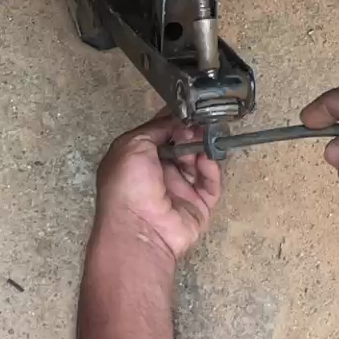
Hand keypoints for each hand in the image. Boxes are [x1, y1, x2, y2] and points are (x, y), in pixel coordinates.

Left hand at [93, 113, 222, 263]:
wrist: (139, 228)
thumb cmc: (126, 187)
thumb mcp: (132, 145)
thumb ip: (156, 128)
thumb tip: (175, 120)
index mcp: (138, 159)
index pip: (161, 134)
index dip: (174, 121)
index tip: (187, 111)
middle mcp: (158, 173)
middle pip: (183, 146)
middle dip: (191, 133)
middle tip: (197, 126)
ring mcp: (179, 189)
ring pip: (198, 162)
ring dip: (201, 148)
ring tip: (203, 140)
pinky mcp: (197, 205)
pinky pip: (210, 183)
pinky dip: (211, 169)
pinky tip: (207, 159)